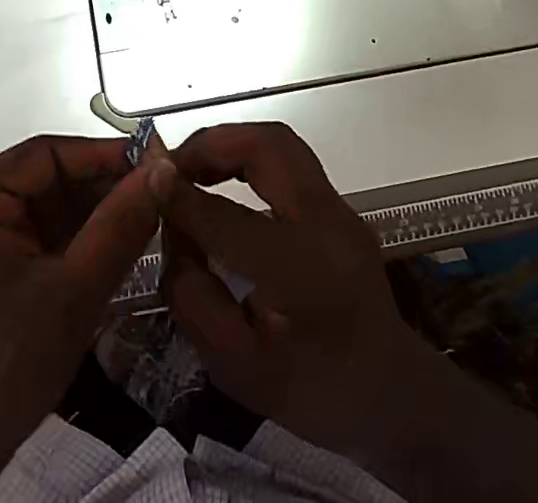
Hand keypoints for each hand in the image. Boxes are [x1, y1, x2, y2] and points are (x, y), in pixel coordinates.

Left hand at [0, 136, 175, 499]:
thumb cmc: (4, 368)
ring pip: (46, 211)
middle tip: (153, 192)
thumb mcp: (74, 291)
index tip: (147, 159)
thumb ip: (120, 227)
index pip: (40, 155)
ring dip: (92, 214)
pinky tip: (114, 245)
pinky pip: (40, 239)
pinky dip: (77, 241)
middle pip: (43, 181)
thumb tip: (158, 174)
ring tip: (143, 218)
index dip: (98, 154)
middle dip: (99, 187)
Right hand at [161, 124, 537, 502]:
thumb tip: (169, 227)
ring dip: (226, 144)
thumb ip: (192, 296)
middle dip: (208, 145)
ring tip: (189, 171)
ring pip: (278, 141)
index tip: (143, 181)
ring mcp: (341, 210)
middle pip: (267, 147)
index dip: (180, 196)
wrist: (393, 395)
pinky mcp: (337, 205)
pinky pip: (283, 158)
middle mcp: (330, 228)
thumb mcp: (235, 367)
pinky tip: (217, 181)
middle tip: (170, 169)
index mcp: (306, 277)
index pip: (228, 219)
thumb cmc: (312, 391)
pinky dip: (242, 155)